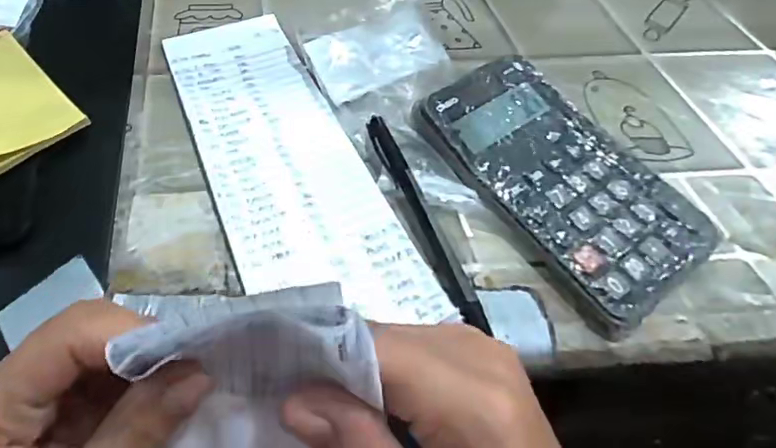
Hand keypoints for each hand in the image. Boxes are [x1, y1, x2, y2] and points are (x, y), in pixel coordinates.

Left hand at [0, 299, 213, 447]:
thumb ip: (135, 433)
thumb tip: (198, 373)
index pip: (72, 331)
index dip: (130, 332)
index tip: (185, 353)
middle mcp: (6, 385)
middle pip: (83, 333)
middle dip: (141, 345)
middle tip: (192, 365)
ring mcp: (24, 400)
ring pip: (94, 351)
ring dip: (141, 364)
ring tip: (183, 381)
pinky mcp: (43, 419)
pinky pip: (93, 383)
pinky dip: (129, 387)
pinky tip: (158, 400)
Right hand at [279, 323, 557, 447]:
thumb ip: (360, 442)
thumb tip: (297, 398)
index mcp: (473, 392)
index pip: (378, 344)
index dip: (323, 350)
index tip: (279, 366)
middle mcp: (485, 353)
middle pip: (390, 338)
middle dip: (344, 364)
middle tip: (300, 394)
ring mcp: (494, 353)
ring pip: (406, 339)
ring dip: (370, 367)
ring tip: (337, 404)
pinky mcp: (496, 363)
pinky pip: (431, 350)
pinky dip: (402, 372)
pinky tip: (385, 404)